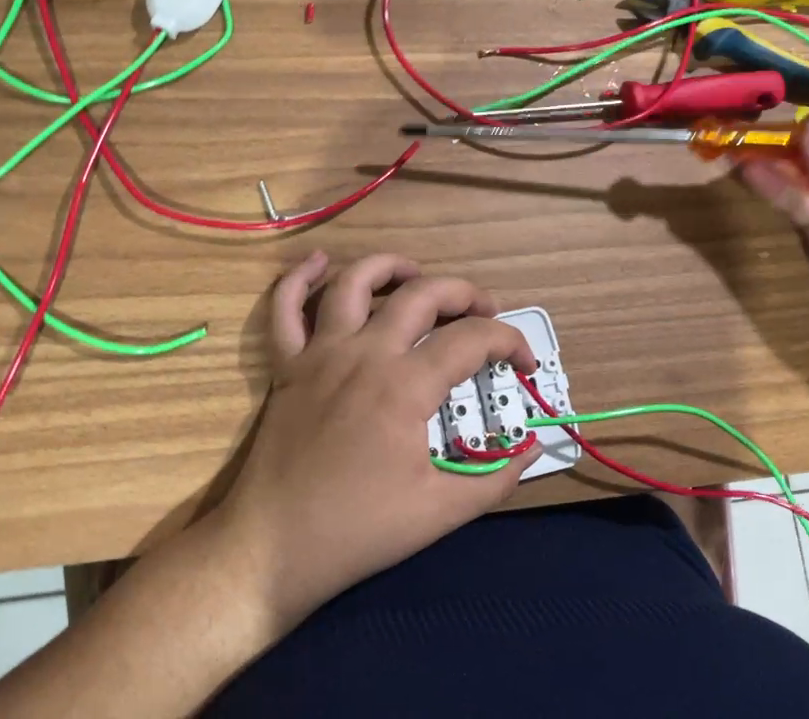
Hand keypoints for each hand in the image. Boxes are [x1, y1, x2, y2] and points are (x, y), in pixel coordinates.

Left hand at [211, 252, 539, 626]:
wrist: (274, 546)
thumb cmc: (359, 530)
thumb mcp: (442, 512)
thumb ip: (497, 478)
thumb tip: (534, 450)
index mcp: (405, 386)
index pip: (472, 340)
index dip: (510, 342)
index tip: (525, 365)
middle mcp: (364, 354)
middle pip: (422, 295)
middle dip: (464, 293)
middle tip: (485, 312)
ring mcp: (319, 354)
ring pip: (354, 283)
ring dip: (391, 267)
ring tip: (417, 275)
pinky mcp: (286, 365)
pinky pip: (284, 308)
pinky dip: (299, 278)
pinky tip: (319, 263)